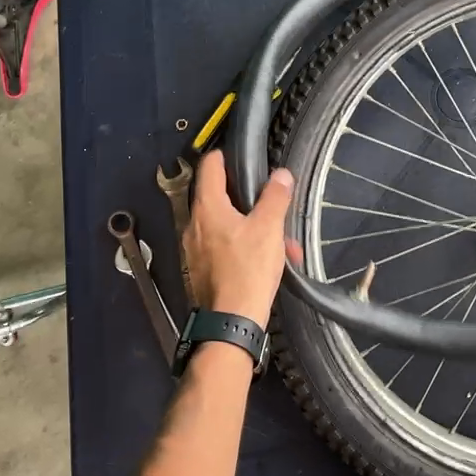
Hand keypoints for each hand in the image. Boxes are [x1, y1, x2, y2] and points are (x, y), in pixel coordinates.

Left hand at [183, 150, 297, 327]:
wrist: (232, 321)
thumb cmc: (249, 269)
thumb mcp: (269, 228)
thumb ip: (275, 197)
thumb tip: (281, 174)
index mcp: (208, 208)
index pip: (210, 167)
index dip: (225, 156)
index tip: (241, 155)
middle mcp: (194, 224)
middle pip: (219, 196)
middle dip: (249, 199)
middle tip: (272, 202)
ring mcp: (195, 248)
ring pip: (226, 224)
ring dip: (252, 226)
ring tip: (281, 241)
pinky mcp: (201, 268)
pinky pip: (224, 246)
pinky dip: (245, 245)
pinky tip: (270, 260)